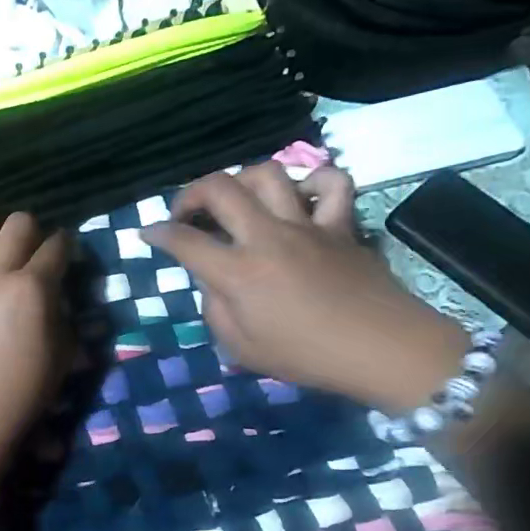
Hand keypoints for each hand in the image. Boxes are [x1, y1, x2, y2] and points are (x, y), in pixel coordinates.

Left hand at [0, 203, 70, 526]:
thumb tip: (54, 300)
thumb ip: (60, 319)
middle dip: (31, 230)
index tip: (66, 255)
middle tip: (30, 250)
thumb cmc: (22, 397)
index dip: (66, 247)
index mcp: (31, 288)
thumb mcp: (61, 359)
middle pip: (18, 224)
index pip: (58, 247)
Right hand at [140, 163, 467, 412]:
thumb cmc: (307, 357)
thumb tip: (213, 281)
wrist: (380, 349)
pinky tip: (301, 198)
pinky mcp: (340, 223)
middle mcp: (267, 236)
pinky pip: (331, 182)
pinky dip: (313, 181)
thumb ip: (216, 310)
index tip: (149, 234)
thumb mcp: (243, 349)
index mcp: (239, 272)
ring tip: (238, 201)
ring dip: (242, 180)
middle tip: (187, 213)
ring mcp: (306, 224)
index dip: (158, 233)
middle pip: (219, 187)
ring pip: (267, 173)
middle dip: (190, 193)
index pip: (185, 241)